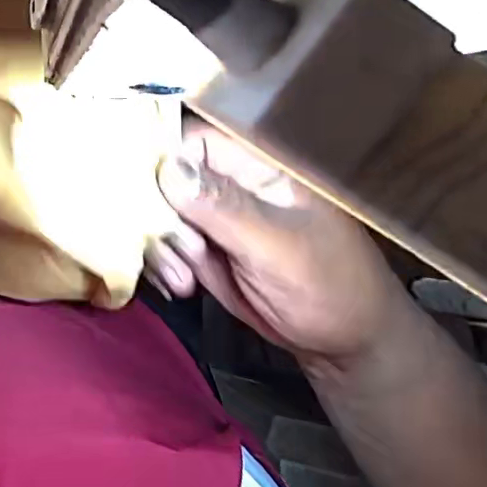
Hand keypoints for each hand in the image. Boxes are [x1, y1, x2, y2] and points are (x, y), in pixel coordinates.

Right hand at [150, 123, 417, 369]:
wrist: (345, 345)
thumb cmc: (330, 286)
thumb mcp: (278, 247)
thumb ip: (224, 207)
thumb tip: (168, 168)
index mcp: (252, 165)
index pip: (189, 141)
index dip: (158, 161)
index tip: (141, 195)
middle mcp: (225, 183)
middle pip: (163, 178)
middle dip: (158, 217)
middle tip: (182, 255)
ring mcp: (210, 217)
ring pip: (156, 214)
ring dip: (160, 248)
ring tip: (186, 281)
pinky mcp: (200, 248)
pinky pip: (162, 245)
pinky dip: (161, 266)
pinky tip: (179, 287)